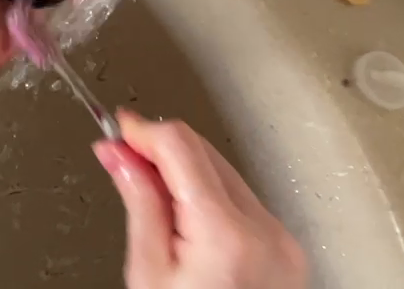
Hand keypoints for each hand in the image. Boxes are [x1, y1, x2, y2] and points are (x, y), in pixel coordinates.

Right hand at [95, 111, 306, 288]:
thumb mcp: (148, 274)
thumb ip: (138, 200)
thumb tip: (117, 151)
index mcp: (227, 235)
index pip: (180, 145)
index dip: (143, 130)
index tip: (116, 129)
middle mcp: (266, 232)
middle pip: (203, 150)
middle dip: (159, 147)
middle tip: (121, 159)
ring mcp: (283, 243)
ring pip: (221, 168)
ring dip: (182, 166)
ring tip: (149, 192)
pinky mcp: (287, 253)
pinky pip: (239, 197)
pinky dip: (205, 190)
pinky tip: (181, 210)